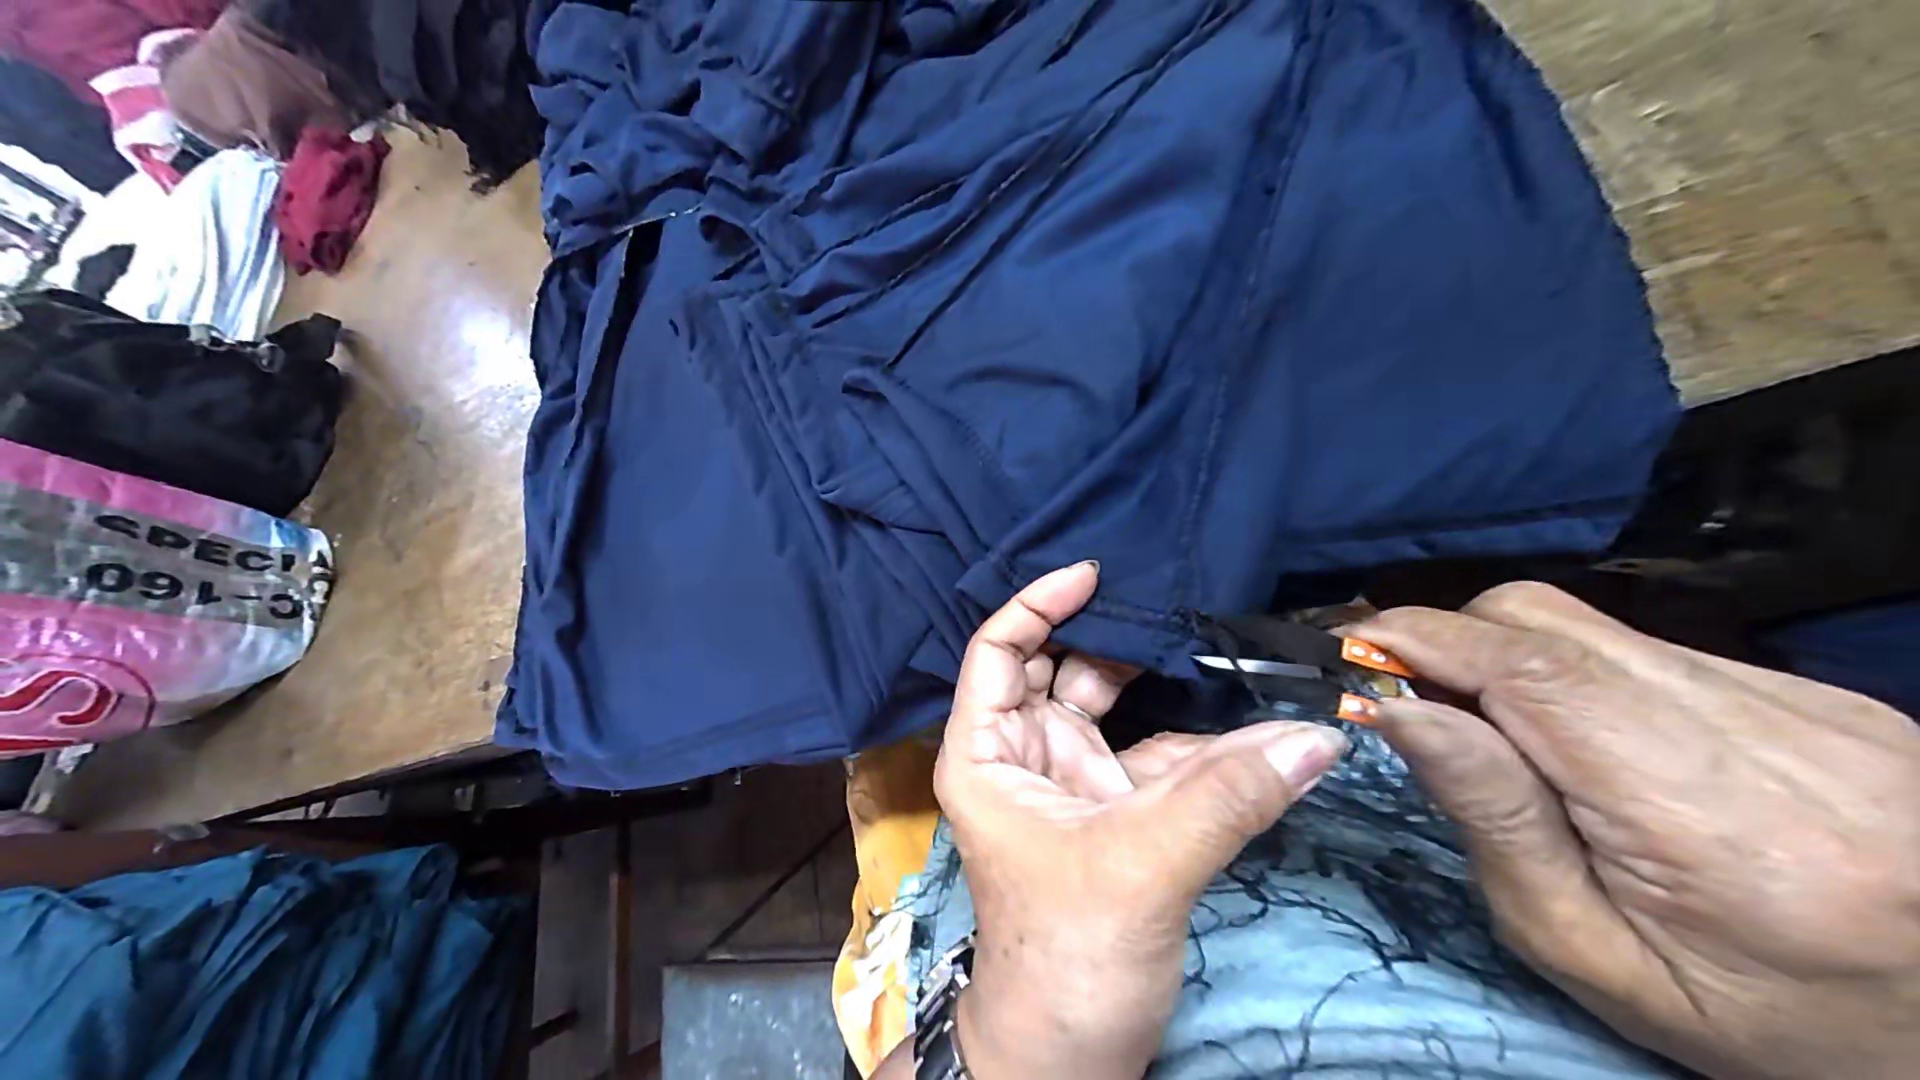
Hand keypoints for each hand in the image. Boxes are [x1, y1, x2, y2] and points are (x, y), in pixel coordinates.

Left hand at [934, 562, 1348, 1079]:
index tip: (1092, 573)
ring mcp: (1069, 776)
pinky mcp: (1113, 806)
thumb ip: (1228, 795)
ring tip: (1218, 645)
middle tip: (1170, 603)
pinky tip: (1255, 727)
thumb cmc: (1068, 959)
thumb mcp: (1142, 864)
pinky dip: (1201, 743)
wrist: (1069, 1058)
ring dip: (1165, 686)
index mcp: (987, 751)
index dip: (1037, 605)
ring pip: (1112, 707)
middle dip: (1111, 636)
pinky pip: (1155, 755)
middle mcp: (1022, 751)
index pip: (997, 650)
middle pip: (1059, 667)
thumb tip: (1317, 735)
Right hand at [1357, 583, 1919, 1079]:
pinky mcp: (1819, 695)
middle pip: (1547, 621)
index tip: (1350, 646)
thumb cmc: (1748, 1024)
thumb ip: (1490, 818)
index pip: (1536, 676)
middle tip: (1409, 696)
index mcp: (1720, 827)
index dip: (1425, 639)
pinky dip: (1568, 671)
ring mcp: (1810, 704)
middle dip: (1447, 639)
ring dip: (1501, 654)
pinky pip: (1637, 645)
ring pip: (1584, 622)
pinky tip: (1582, 734)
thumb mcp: (1583, 950)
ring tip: (1493, 722)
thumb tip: (1397, 709)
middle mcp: (1777, 737)